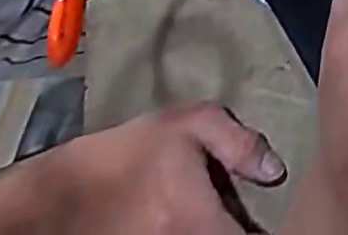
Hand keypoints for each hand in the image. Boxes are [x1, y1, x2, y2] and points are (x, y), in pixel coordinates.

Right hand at [0, 104, 283, 234]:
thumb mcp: (191, 125)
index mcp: (198, 222)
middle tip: (253, 219)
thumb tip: (275, 171)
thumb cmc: (134, 151)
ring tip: (231, 219)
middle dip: (242, 233)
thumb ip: (238, 144)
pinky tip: (205, 222)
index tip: (287, 222)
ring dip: (223, 234)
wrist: (60, 195)